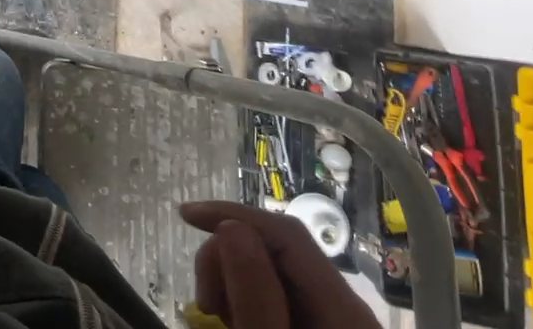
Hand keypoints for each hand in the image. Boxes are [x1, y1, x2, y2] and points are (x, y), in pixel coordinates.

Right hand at [181, 202, 380, 328]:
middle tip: (205, 300)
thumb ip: (255, 294)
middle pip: (277, 249)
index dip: (234, 214)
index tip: (185, 216)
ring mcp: (337, 318)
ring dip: (234, 279)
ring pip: (273, 269)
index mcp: (344, 309)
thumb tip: (231, 224)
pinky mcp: (323, 326)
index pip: (287, 233)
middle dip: (228, 258)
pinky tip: (236, 317)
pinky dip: (249, 295)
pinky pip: (280, 292)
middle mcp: (346, 306)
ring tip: (218, 313)